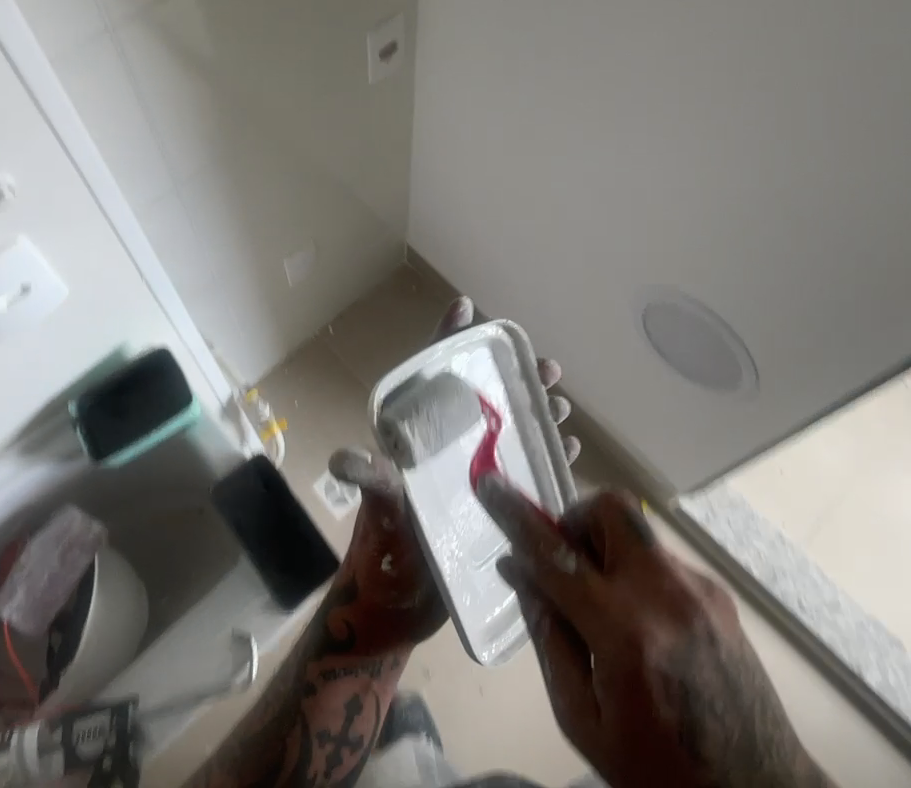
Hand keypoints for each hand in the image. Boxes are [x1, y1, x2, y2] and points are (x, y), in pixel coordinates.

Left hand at [323, 296, 579, 652]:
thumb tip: (341, 460)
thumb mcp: (383, 505)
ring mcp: (473, 474)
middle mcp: (448, 449)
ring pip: (510, 431)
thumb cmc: (386, 545)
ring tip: (564, 406)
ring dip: (537, 414)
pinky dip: (548, 456)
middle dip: (515, 378)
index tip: (464, 306)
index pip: (431, 378)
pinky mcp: (492, 503)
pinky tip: (569, 449)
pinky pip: (526, 470)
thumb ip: (372, 477)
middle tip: (547, 369)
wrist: (398, 604)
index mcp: (417, 437)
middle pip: (484, 400)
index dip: (448, 341)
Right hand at [478, 479, 831, 787]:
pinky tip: (638, 627)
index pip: (554, 554)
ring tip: (600, 606)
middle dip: (574, 520)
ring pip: (635, 530)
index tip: (488, 483)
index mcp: (624, 632)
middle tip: (563, 564)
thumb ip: (548, 638)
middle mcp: (665, 594)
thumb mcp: (582, 720)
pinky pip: (659, 559)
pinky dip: (633, 573)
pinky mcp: (717, 595)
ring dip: (604, 548)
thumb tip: (518, 572)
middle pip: (610, 508)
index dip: (515, 515)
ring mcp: (698, 590)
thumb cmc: (657, 768)